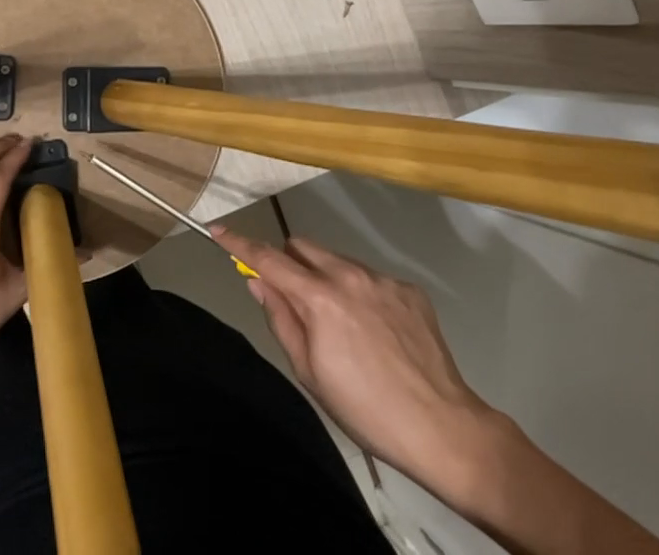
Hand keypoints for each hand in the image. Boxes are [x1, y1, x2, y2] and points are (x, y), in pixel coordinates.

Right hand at [212, 228, 513, 501]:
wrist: (441, 426)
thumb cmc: (364, 408)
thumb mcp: (309, 370)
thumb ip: (281, 318)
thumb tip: (259, 283)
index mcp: (321, 298)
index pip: (268, 259)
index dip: (239, 244)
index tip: (218, 231)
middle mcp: (351, 276)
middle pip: (303, 246)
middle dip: (287, 262)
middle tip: (290, 299)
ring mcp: (384, 281)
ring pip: (337, 260)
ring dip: (323, 276)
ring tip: (337, 323)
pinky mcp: (410, 290)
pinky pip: (369, 277)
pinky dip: (356, 292)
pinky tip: (371, 330)